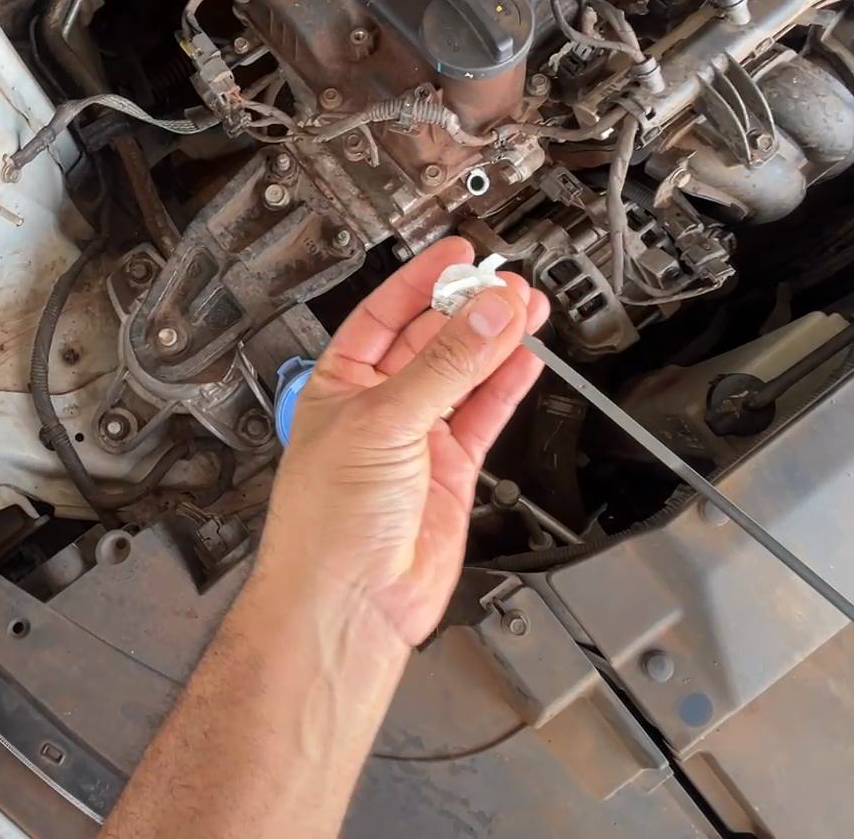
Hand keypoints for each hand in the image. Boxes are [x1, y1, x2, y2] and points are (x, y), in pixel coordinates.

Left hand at [257, 236, 549, 646]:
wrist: (350, 599)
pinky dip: (505, 385)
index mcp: (340, 382)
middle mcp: (377, 404)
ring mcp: (416, 436)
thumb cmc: (327, 519)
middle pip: (429, 340)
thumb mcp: (382, 423)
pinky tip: (524, 356)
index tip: (456, 254)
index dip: (419, 281)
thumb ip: (441, 368)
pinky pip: (482, 414)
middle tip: (506, 283)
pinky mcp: (449, 467)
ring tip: (527, 307)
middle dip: (467, 309)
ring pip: (462, 374)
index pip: (383, 314)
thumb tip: (483, 315)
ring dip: (494, 341)